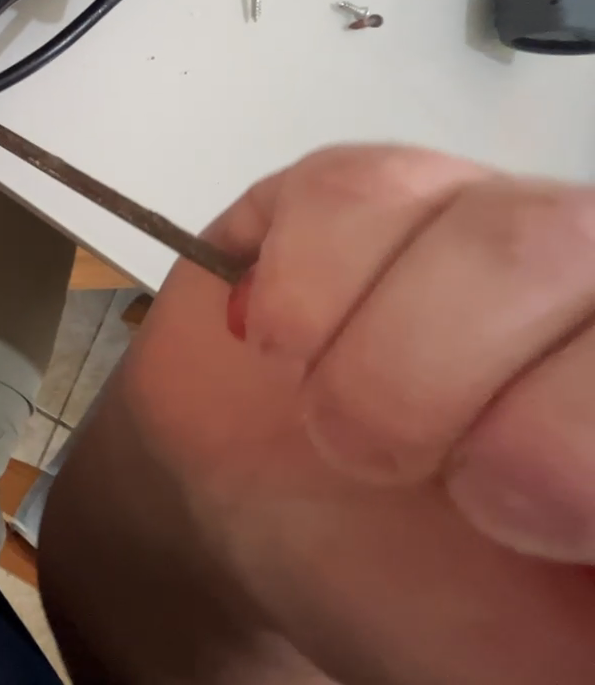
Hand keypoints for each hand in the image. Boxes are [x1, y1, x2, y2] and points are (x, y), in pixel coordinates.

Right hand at [128, 146, 594, 682]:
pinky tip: (282, 336)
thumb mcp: (554, 662)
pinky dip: (299, 277)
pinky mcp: (365, 190)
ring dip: (365, 342)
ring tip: (319, 400)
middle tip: (379, 461)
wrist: (267, 507)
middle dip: (447, 386)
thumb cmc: (415, 590)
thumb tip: (578, 566)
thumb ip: (593, 621)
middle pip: (584, 259)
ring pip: (490, 229)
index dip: (579, 436)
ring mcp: (497, 220)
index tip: (512, 521)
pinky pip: (349, 190)